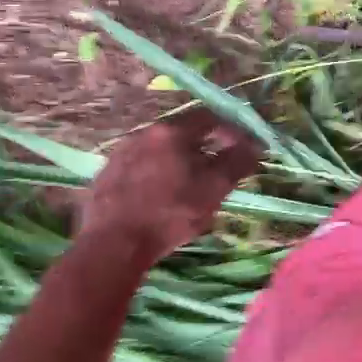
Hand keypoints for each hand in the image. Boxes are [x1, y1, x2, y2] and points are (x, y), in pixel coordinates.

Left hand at [78, 110, 260, 263]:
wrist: (114, 244)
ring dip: (181, 160)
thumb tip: (255, 144)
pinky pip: (141, 165)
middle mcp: (142, 134)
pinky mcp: (106, 175)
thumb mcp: (215, 188)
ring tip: (192, 184)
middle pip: (183, 132)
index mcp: (171, 132)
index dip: (232, 129)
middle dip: (206, 146)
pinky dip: (158, 172)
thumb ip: (238, 161)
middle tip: (220, 168)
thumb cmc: (171, 212)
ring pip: (160, 149)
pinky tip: (163, 195)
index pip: (209, 117)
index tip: (245, 148)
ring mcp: (120, 154)